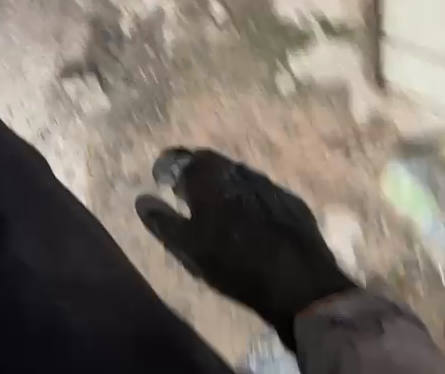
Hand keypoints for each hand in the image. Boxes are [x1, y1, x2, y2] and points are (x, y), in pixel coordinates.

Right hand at [135, 148, 354, 347]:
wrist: (303, 288)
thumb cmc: (234, 263)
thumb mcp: (188, 246)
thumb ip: (161, 220)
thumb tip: (141, 199)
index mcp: (206, 175)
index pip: (178, 157)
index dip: (166, 168)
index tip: (162, 183)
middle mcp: (236, 170)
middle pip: (209, 162)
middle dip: (196, 174)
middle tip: (189, 196)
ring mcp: (269, 185)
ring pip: (237, 177)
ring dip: (225, 186)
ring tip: (220, 210)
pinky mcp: (294, 204)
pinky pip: (263, 194)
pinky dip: (251, 201)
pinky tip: (253, 223)